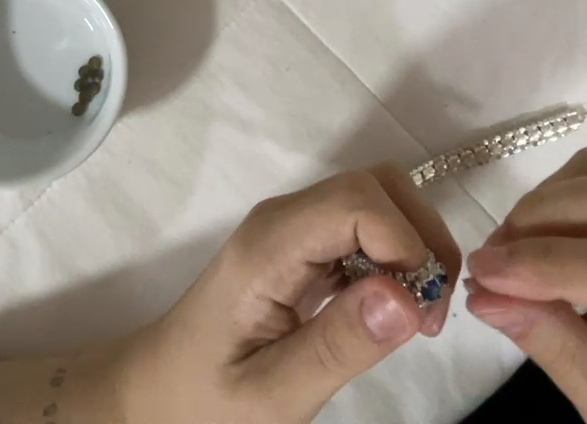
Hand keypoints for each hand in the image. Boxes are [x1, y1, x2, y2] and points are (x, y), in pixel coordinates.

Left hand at [108, 166, 459, 423]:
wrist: (158, 390)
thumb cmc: (205, 400)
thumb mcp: (271, 396)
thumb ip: (338, 346)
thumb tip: (408, 295)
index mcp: (270, 245)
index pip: (357, 200)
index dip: (404, 243)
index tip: (422, 314)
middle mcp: (284, 218)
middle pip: (374, 186)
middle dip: (419, 239)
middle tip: (429, 316)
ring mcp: (293, 226)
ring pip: (376, 199)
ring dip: (412, 246)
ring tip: (416, 316)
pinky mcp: (303, 244)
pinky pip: (364, 227)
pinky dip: (394, 257)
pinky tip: (390, 309)